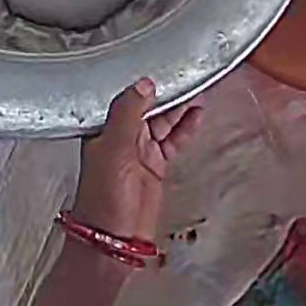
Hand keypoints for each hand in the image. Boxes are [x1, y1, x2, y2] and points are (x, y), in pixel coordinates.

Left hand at [70, 78, 202, 244]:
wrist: (113, 242)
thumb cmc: (106, 194)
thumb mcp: (115, 147)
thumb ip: (129, 112)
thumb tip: (146, 82)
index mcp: (106, 125)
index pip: (128, 95)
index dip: (146, 81)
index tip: (165, 64)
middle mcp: (123, 133)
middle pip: (149, 105)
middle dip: (168, 91)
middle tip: (189, 73)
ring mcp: (140, 149)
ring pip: (163, 120)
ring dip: (180, 107)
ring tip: (199, 89)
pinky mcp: (155, 164)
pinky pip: (172, 140)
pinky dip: (185, 128)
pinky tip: (197, 116)